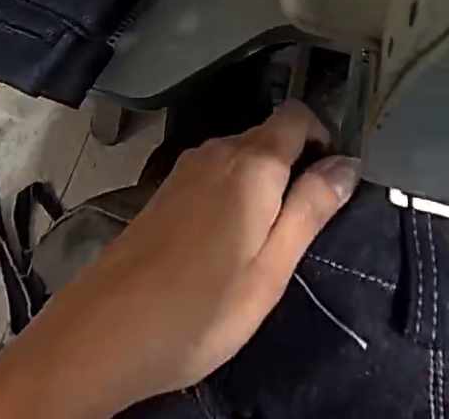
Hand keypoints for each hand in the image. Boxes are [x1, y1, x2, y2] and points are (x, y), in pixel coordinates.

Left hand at [0, 101, 359, 418]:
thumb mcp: (271, 269)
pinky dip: (235, 189)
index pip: (298, 114)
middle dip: (296, 163)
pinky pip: (217, 170)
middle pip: (272, 133)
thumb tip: (349, 162)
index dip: (323, 135)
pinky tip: (223, 239)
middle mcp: (219, 149)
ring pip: (244, 153)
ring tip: (263, 239)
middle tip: (300, 224)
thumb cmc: (199, 308)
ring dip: (264, 179)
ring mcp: (188, 166)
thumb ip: (312, 208)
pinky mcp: (166, 187)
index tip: (332, 179)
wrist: (100, 335)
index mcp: (253, 162)